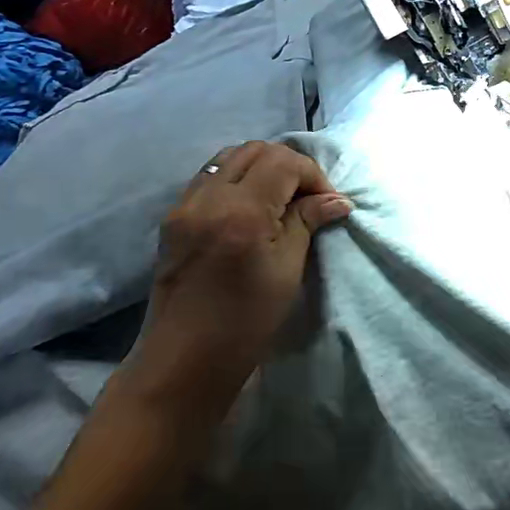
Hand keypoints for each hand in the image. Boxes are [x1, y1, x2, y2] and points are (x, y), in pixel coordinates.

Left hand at [127, 142, 350, 416]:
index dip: (312, 175)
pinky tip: (247, 208)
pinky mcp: (173, 217)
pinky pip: (207, 178)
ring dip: (259, 167)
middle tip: (305, 198)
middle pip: (254, 150)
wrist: (183, 360)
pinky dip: (233, 179)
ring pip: (228, 157)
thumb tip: (336, 200)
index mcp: (241, 210)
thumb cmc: (244, 324)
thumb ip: (306, 223)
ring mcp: (185, 204)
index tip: (328, 203)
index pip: (283, 161)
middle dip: (287, 165)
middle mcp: (208, 196)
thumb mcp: (286, 272)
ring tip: (278, 200)